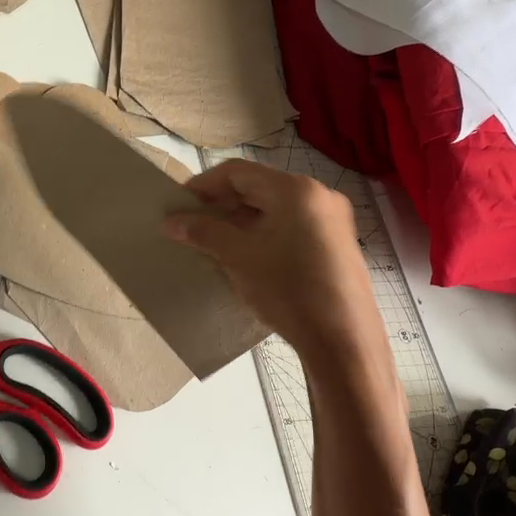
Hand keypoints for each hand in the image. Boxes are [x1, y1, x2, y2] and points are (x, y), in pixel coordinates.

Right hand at [161, 159, 378, 359]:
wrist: (344, 343)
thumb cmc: (288, 289)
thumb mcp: (237, 257)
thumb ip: (202, 231)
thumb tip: (171, 221)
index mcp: (295, 190)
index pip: (238, 173)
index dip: (204, 185)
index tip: (179, 205)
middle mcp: (319, 196)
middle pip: (258, 188)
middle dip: (222, 204)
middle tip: (194, 224)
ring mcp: (333, 221)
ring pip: (275, 209)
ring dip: (241, 220)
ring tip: (216, 242)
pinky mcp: (338, 246)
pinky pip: (292, 226)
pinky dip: (265, 233)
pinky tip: (248, 257)